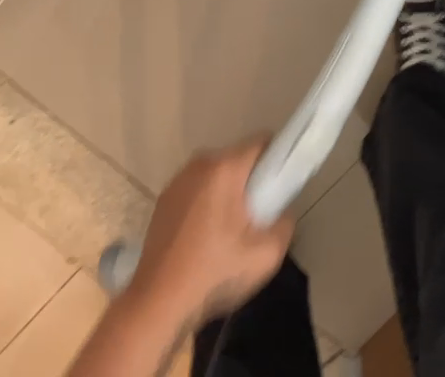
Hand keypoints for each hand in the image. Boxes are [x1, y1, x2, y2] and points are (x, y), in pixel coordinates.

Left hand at [128, 137, 294, 326]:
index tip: (283, 184)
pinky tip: (206, 237)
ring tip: (231, 232)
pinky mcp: (163, 199)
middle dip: (251, 181)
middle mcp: (198, 165)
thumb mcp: (266, 255)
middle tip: (259, 216)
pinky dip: (206, 203)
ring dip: (227, 193)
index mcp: (224, 169)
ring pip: (215, 175)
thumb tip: (281, 212)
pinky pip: (196, 190)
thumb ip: (284, 224)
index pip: (261, 143)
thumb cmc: (215, 273)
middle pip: (237, 160)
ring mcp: (177, 181)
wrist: (160, 301)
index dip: (278, 158)